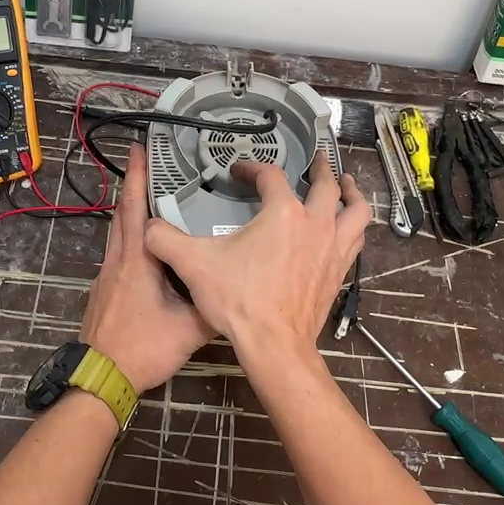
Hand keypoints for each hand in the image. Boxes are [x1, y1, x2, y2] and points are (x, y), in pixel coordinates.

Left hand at [80, 144, 215, 392]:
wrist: (99, 378)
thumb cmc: (142, 348)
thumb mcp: (189, 329)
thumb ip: (215, 306)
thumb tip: (241, 289)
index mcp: (137, 261)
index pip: (135, 208)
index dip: (136, 176)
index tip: (140, 148)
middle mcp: (117, 260)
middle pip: (122, 213)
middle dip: (132, 184)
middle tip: (146, 160)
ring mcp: (106, 275)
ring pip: (117, 232)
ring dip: (129, 210)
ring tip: (149, 195)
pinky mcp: (102, 290)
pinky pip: (116, 251)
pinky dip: (128, 236)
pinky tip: (145, 245)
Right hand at [144, 154, 370, 356]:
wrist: (275, 345)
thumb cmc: (240, 301)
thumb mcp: (195, 265)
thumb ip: (166, 240)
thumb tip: (147, 228)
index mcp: (282, 213)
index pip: (270, 176)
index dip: (252, 168)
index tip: (239, 171)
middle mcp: (314, 224)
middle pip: (327, 184)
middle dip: (320, 168)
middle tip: (315, 159)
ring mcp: (332, 248)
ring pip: (356, 211)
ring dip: (352, 194)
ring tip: (347, 185)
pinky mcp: (338, 272)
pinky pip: (356, 240)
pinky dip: (353, 227)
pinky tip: (345, 230)